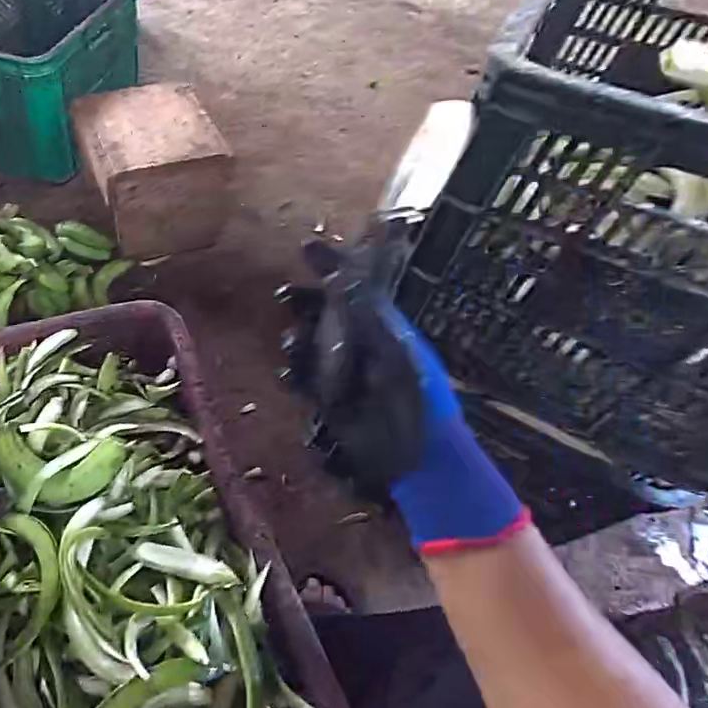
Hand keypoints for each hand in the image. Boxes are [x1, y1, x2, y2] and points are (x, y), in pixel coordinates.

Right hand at [279, 238, 526, 554]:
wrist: (421, 459)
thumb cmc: (418, 402)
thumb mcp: (395, 351)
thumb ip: (366, 316)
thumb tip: (341, 278)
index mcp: (385, 328)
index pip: (353, 287)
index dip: (331, 266)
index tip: (307, 249)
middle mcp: (363, 346)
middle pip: (327, 314)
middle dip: (306, 303)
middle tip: (286, 294)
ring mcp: (347, 374)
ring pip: (313, 345)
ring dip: (298, 338)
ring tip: (291, 339)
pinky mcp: (333, 402)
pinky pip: (307, 381)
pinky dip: (296, 373)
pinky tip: (290, 372)